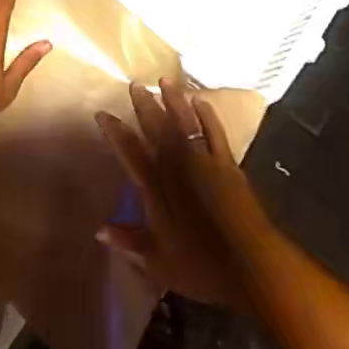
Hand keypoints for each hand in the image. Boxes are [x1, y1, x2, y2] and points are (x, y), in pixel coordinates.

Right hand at [95, 80, 268, 306]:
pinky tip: (200, 100)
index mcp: (157, 191)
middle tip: (134, 85)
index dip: (116, 133)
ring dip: (174, 101)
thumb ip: (130, 242)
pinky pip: (215, 132)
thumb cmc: (201, 267)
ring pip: (185, 124)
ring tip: (164, 80)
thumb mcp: (158, 264)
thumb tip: (100, 230)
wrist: (249, 262)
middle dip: (144, 107)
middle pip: (158, 131)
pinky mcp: (228, 163)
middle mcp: (179, 169)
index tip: (104, 113)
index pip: (131, 155)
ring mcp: (205, 162)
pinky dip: (207, 115)